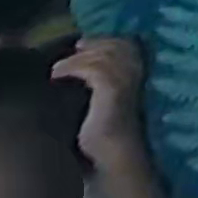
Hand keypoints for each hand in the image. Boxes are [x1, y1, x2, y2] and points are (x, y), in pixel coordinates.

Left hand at [52, 37, 147, 171]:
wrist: (108, 157)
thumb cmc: (102, 132)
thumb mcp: (103, 100)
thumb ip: (102, 79)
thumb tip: (81, 60)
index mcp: (140, 70)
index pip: (127, 43)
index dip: (105, 40)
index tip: (82, 45)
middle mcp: (138, 70)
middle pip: (117, 44)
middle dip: (93, 45)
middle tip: (69, 53)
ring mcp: (127, 79)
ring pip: (105, 54)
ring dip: (78, 57)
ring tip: (58, 68)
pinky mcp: (113, 90)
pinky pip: (95, 69)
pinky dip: (75, 67)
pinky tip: (59, 74)